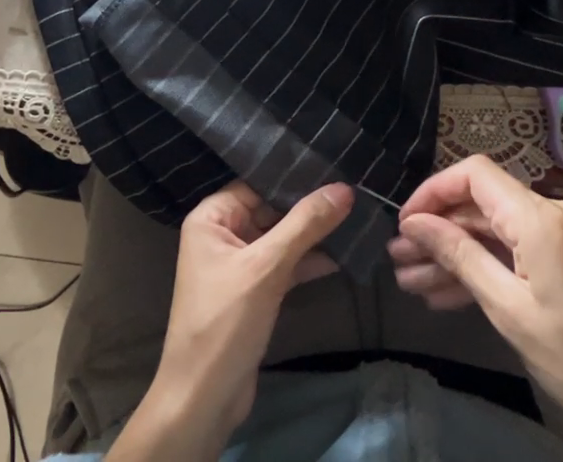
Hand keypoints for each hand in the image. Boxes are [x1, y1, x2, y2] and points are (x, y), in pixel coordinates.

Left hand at [110, 180, 353, 460]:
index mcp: (211, 218)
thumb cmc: (226, 321)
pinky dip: (308, 262)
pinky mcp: (252, 292)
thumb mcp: (267, 267)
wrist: (204, 395)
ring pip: (280, 239)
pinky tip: (342, 257)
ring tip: (357, 221)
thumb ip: (305, 225)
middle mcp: (221, 234)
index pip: (257, 184)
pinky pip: (283, 265)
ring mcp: (237, 265)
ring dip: (314, 235)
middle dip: (309, 207)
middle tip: (355, 193)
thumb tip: (344, 188)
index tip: (335, 167)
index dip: (294, 177)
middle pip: (270, 210)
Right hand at [390, 156, 562, 461]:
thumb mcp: (510, 312)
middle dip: (441, 233)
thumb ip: (461, 257)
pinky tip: (455, 295)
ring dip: (461, 255)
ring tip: (416, 285)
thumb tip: (416, 223)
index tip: (405, 224)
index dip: (433, 192)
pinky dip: (493, 267)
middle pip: (487, 206)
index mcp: (545, 220)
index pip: (475, 175)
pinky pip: (527, 250)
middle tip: (400, 264)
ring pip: (503, 232)